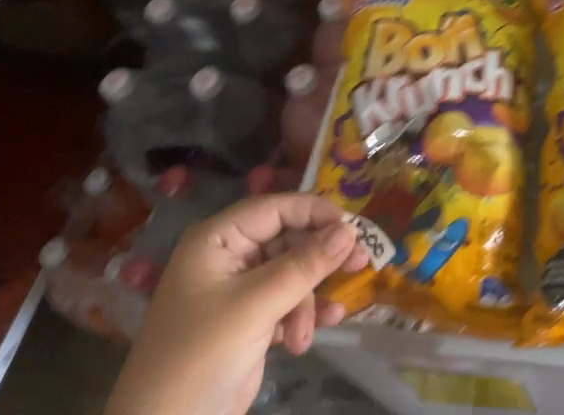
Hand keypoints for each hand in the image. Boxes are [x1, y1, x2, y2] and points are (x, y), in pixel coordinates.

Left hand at [106, 194, 369, 414]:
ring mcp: (238, 291)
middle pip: (288, 240)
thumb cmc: (202, 354)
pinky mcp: (248, 322)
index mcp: (218, 240)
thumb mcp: (257, 305)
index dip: (315, 213)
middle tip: (360, 263)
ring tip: (327, 320)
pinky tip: (316, 332)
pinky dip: (304, 316)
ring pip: (292, 274)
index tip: (353, 227)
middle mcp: (228, 258)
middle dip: (320, 259)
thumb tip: (350, 230)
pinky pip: (287, 303)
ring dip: (309, 299)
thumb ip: (305, 265)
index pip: (275, 208)